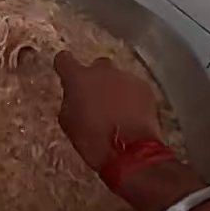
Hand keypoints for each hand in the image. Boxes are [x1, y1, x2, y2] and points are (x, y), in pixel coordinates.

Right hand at [52, 51, 162, 171]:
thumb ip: (70, 101)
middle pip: (96, 66)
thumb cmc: (91, 139)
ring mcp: (126, 78)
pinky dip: (131, 98)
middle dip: (95, 79)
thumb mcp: (69, 122)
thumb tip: (76, 96)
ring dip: (114, 90)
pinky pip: (133, 89)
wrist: (129, 151)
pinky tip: (131, 116)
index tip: (66, 75)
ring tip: (117, 112)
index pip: (64, 59)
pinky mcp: (145, 88)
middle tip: (95, 99)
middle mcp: (103, 72)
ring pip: (117, 79)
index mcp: (78, 79)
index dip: (64, 66)